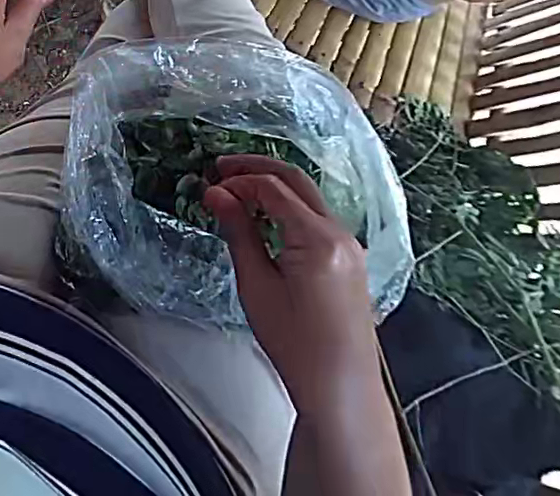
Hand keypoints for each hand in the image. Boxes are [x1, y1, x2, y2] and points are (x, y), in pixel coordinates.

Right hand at [203, 155, 377, 413]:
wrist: (342, 391)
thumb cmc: (295, 343)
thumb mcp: (256, 284)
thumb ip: (238, 231)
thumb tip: (216, 194)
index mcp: (318, 238)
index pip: (272, 188)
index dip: (237, 182)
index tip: (210, 189)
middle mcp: (340, 233)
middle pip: (295, 179)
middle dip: (255, 168)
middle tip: (220, 169)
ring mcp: (349, 245)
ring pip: (306, 195)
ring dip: (271, 185)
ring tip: (235, 190)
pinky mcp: (349, 258)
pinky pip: (315, 216)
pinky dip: (287, 206)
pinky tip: (263, 216)